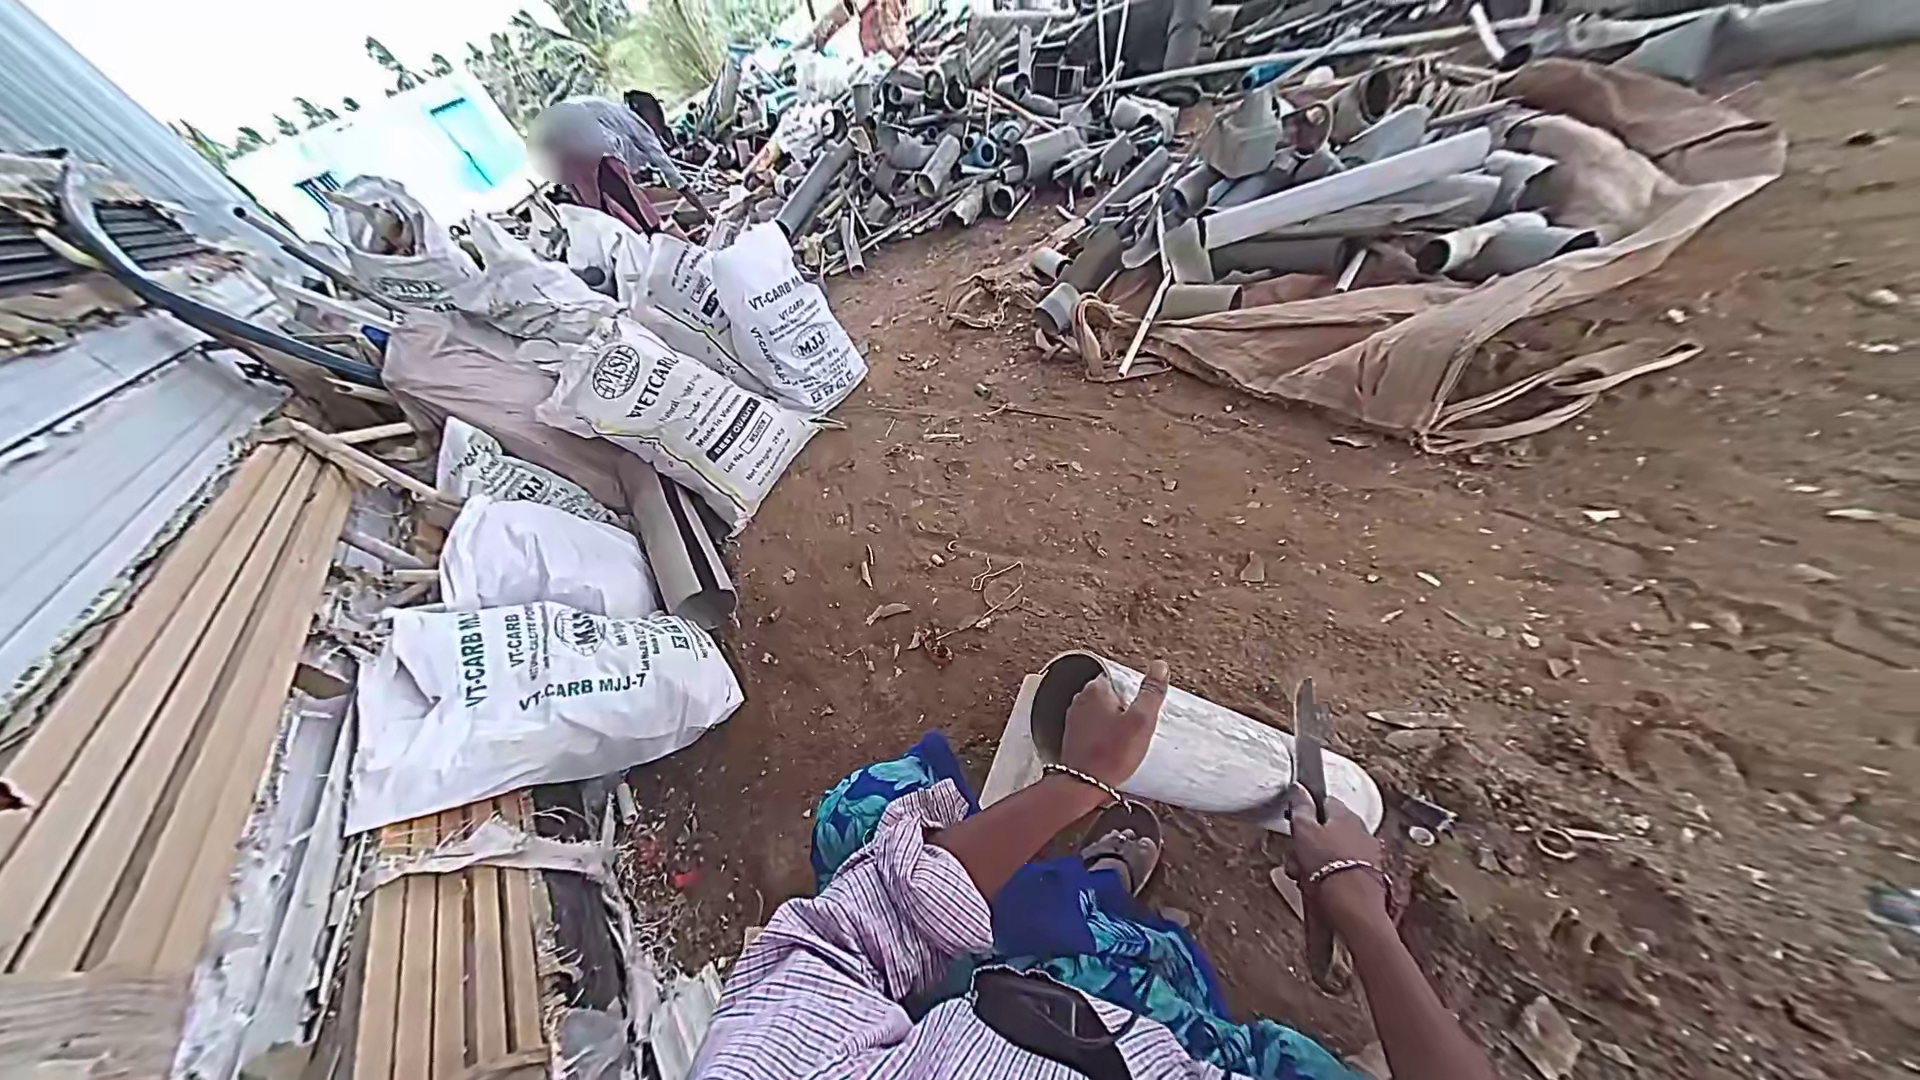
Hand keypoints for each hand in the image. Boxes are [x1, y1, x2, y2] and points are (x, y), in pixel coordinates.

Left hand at [1060, 660, 1168, 788]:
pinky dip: (1105, 732)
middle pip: (1112, 695)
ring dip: (1115, 721)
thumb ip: (1151, 692)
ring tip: (1127, 740)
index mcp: (1096, 689)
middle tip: (1138, 728)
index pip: (1121, 679)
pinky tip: (1114, 747)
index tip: (1143, 712)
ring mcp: (1075, 716)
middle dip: (1126, 708)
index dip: (1136, 695)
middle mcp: (1081, 698)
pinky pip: (1095, 726)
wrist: (1083, 784)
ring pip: (1103, 711)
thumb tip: (1159, 666)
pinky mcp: (1074, 733)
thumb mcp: (1141, 721)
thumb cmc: (1112, 753)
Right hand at [1283, 784, 1388, 933]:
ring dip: (1313, 860)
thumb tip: (1299, 787)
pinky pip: (1338, 870)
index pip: (1324, 801)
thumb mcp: (1303, 829)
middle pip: (1326, 829)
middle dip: (1306, 840)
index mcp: (1347, 815)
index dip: (1306, 809)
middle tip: (1293, 851)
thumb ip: (1300, 806)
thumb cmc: (1327, 865)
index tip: (1294, 820)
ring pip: (1330, 851)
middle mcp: (1361, 833)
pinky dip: (1326, 875)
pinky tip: (1313, 885)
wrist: (1352, 908)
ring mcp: (1366, 857)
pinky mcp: (1366, 880)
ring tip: (1300, 873)